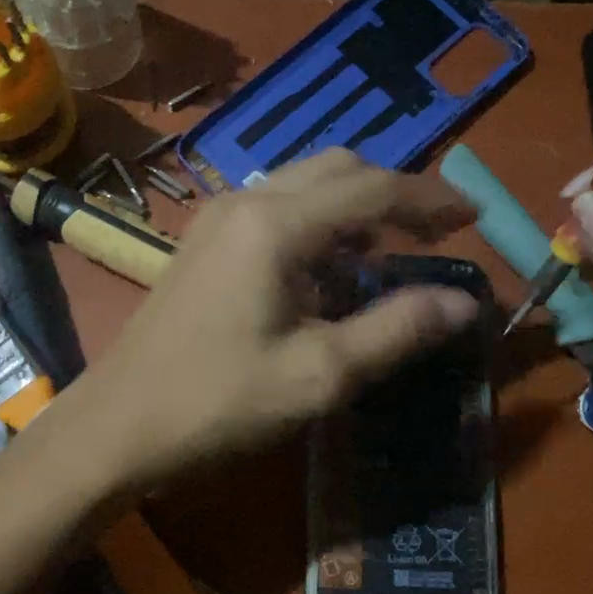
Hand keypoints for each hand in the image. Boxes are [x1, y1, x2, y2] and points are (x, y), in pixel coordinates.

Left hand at [58, 150, 477, 485]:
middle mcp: (245, 202)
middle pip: (337, 168)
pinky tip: (327, 271)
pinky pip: (275, 209)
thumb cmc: (218, 402)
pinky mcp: (202, 243)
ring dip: (353, 207)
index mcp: (277, 225)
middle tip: (435, 233)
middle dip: (393, 193)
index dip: (431, 198)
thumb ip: (395, 330)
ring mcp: (216, 219)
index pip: (373, 188)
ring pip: (304, 185)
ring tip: (390, 254)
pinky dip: (317, 223)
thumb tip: (463, 302)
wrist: (118, 424)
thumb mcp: (319, 374)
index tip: (474, 216)